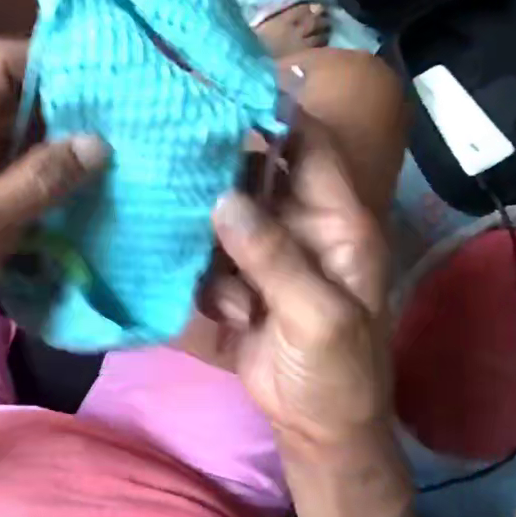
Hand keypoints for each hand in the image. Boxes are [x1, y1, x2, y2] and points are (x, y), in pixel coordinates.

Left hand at [0, 40, 106, 365]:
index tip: (108, 75)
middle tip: (129, 111)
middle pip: (10, 99)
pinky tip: (93, 177)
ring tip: (124, 140)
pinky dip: (50, 175)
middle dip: (64, 106)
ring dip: (62, 142)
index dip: (49, 65)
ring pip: (19, 137)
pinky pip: (18, 172)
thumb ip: (37, 180)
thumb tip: (99, 144)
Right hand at [207, 115, 391, 447]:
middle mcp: (299, 227)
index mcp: (338, 223)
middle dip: (222, 179)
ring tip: (229, 290)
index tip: (223, 89)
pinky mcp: (236, 282)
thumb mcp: (316, 315)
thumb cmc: (337, 371)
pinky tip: (229, 316)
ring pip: (222, 220)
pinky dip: (209, 284)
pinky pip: (209, 261)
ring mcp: (265, 256)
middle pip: (255, 178)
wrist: (317, 427)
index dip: (276, 115)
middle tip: (178, 171)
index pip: (309, 149)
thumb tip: (223, 199)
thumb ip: (273, 256)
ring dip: (213, 249)